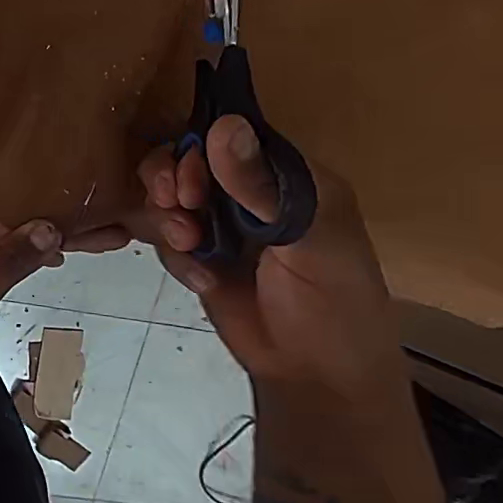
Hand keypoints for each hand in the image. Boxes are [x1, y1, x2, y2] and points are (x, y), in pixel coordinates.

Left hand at [0, 214, 63, 390]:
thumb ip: (11, 260)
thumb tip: (46, 229)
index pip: (8, 216)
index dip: (41, 224)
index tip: (71, 233)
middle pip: (8, 226)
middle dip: (41, 233)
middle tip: (77, 241)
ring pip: (7, 242)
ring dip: (33, 247)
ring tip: (65, 251)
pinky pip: (0, 258)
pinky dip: (21, 260)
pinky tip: (42, 262)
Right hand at [132, 115, 396, 397]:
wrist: (315, 378)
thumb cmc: (334, 302)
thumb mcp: (308, 240)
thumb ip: (262, 186)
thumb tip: (224, 125)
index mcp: (289, 176)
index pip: (235, 136)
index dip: (203, 146)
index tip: (192, 178)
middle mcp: (251, 193)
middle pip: (192, 160)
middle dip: (174, 178)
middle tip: (176, 204)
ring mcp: (224, 226)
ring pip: (172, 197)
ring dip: (168, 216)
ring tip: (188, 244)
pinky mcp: (202, 258)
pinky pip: (169, 239)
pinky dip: (175, 255)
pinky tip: (202, 280)